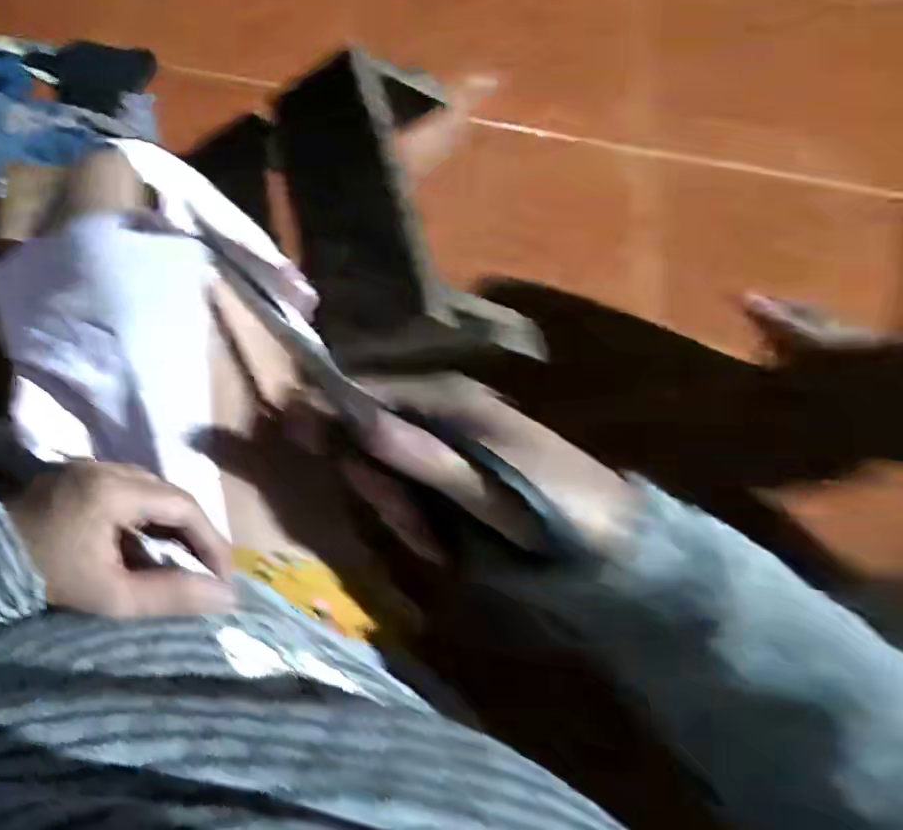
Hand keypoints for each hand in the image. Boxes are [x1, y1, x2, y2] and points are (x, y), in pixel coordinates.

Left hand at [6, 461, 237, 617]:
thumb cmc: (50, 577)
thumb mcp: (113, 595)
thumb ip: (172, 595)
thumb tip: (227, 597)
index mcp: (112, 488)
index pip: (182, 503)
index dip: (211, 540)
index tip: (223, 579)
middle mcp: (101, 466)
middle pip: (165, 489)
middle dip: (191, 529)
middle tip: (205, 571)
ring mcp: (83, 466)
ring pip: (144, 485)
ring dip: (166, 518)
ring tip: (179, 560)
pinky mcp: (70, 473)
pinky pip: (121, 485)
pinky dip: (140, 511)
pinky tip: (142, 542)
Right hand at [344, 376, 641, 561]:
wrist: (630, 557)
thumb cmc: (556, 512)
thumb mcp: (483, 487)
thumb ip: (414, 452)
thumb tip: (346, 419)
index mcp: (446, 397)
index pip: (359, 392)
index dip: (330, 418)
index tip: (318, 453)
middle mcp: (437, 408)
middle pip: (365, 430)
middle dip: (374, 477)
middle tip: (402, 518)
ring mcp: (443, 437)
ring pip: (380, 461)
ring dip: (393, 500)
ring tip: (428, 538)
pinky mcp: (448, 467)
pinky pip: (402, 481)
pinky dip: (408, 511)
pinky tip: (435, 537)